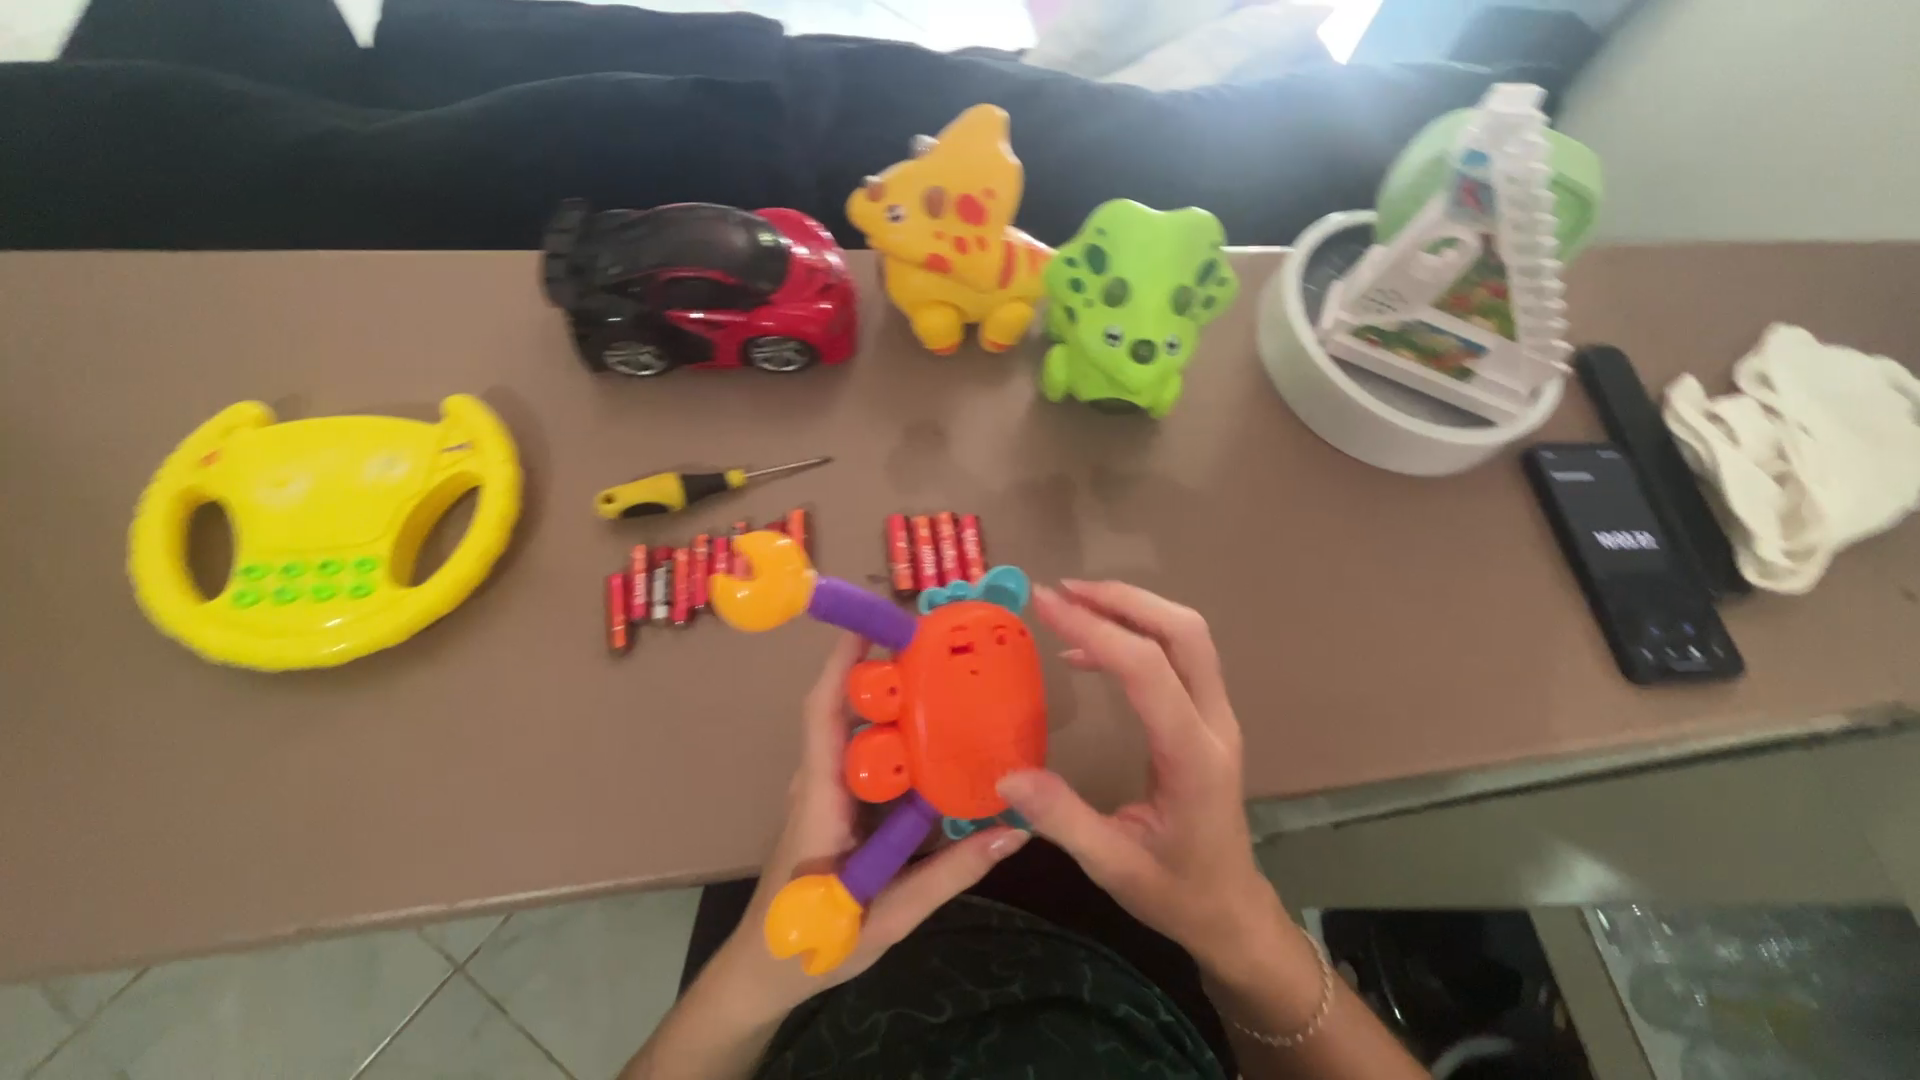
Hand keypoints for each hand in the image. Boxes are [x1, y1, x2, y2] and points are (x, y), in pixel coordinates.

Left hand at [709, 632, 1029, 1016]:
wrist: (762, 973)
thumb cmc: (813, 943)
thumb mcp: (888, 916)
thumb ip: (948, 875)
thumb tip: (1013, 830)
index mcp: (819, 799)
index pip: (824, 713)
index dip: (844, 662)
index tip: (874, 619)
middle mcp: (817, 782)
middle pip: (844, 708)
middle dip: (881, 667)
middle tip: (936, 642)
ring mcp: (823, 791)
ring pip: (854, 730)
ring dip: (889, 697)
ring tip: (941, 675)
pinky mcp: (834, 804)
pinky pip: (862, 756)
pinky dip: (893, 735)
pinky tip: (932, 736)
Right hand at [997, 581, 1289, 976]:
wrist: (1232, 910)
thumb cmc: (1176, 891)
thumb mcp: (1113, 866)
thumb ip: (1062, 819)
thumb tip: (1005, 775)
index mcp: (1193, 757)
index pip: (1147, 670)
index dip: (1095, 629)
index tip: (1043, 603)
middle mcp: (1214, 724)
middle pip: (1184, 632)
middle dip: (1124, 599)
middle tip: (1062, 590)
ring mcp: (1217, 718)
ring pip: (1187, 636)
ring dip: (1132, 608)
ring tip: (1072, 603)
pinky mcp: (1206, 719)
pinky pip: (1178, 657)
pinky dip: (1135, 635)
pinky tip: (1085, 653)